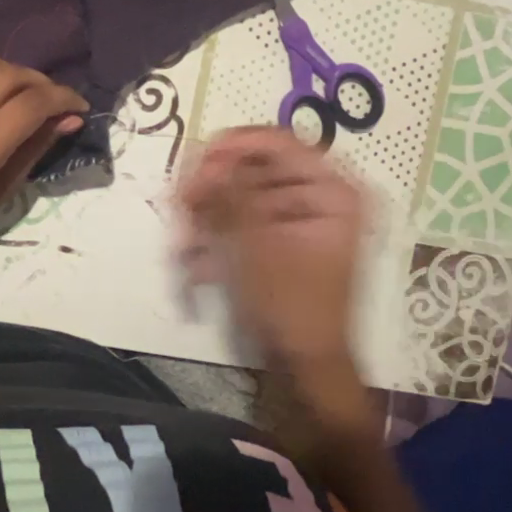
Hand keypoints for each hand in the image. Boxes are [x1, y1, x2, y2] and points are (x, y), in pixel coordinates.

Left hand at [0, 47, 86, 261]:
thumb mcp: (0, 192)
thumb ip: (35, 149)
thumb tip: (71, 118)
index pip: (31, 106)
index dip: (63, 98)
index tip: (78, 104)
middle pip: (10, 75)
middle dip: (41, 82)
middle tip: (50, 98)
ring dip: (9, 70)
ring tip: (17, 90)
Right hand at [178, 127, 371, 425]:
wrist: (306, 369)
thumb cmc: (290, 306)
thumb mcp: (255, 246)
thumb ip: (230, 196)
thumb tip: (207, 157)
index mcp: (333, 190)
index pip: (278, 142)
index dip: (232, 146)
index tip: (192, 163)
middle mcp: (320, 196)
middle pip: (254, 168)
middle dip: (212, 188)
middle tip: (179, 206)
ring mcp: (300, 219)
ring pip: (241, 196)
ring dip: (207, 216)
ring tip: (182, 244)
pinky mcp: (280, 241)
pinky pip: (241, 222)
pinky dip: (217, 238)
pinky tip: (195, 263)